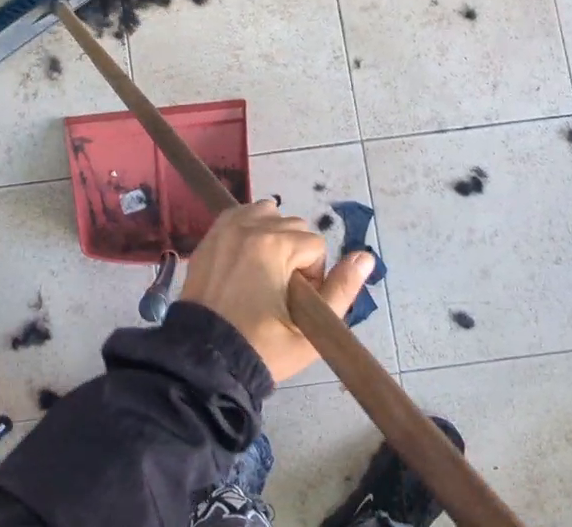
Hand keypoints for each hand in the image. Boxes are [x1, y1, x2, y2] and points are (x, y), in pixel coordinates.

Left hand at [179, 200, 376, 381]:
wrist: (206, 358)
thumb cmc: (262, 348)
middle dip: (295, 256)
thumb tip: (365, 257)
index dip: (313, 276)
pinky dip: (250, 229)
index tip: (295, 303)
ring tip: (264, 275)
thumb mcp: (309, 329)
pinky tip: (247, 260)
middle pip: (294, 227)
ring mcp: (226, 228)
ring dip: (274, 237)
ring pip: (268, 214)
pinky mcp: (210, 236)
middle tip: (280, 294)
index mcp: (274, 245)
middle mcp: (249, 227)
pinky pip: (241, 215)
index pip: (315, 246)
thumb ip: (341, 290)